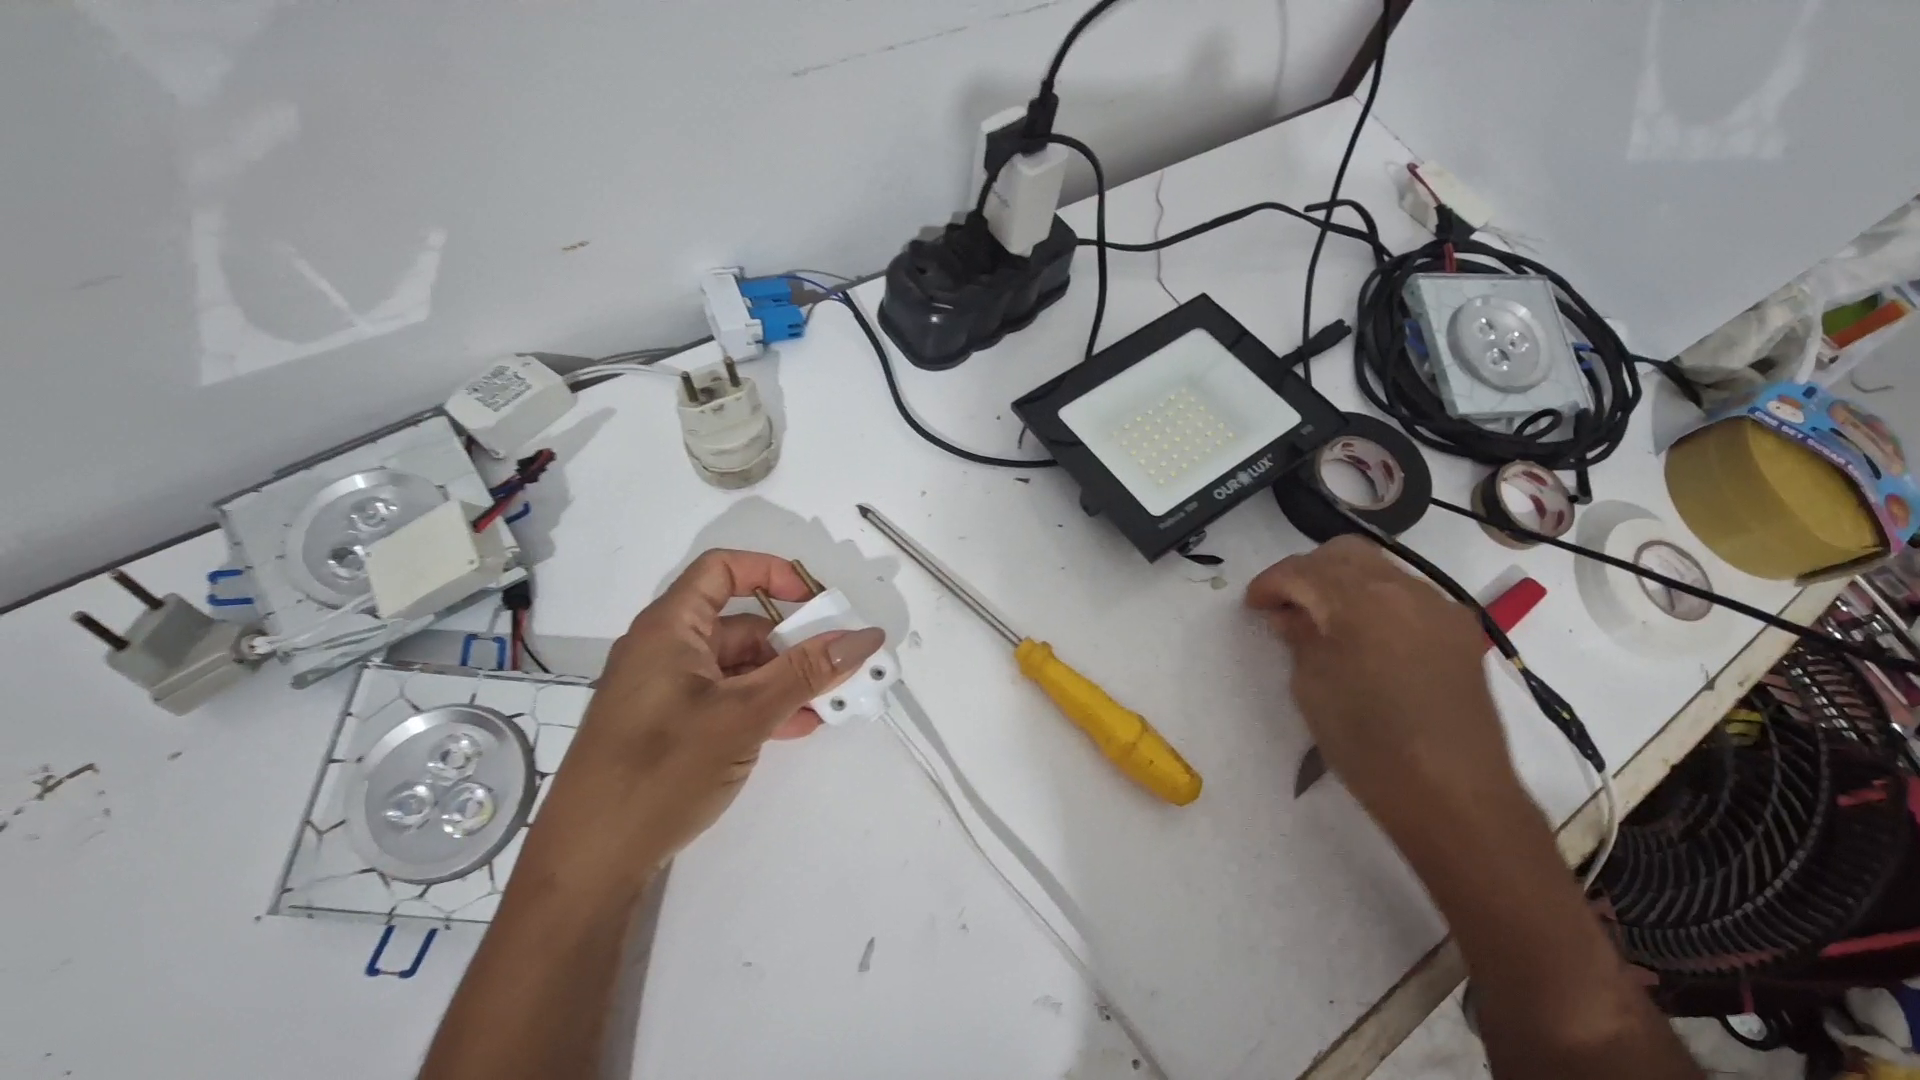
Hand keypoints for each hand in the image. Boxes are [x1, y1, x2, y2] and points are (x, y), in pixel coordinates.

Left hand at [520, 550, 884, 895]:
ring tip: (826, 705)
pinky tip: (793, 730)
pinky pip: (723, 700)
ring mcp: (663, 692)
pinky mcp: (666, 728)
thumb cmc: (663, 770)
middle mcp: (663, 650)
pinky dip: (759, 707)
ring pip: (735, 667)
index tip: (817, 603)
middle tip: (836, 666)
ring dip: (782, 680)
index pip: (723, 570)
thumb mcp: (744, 716)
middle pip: (738, 624)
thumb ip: (806, 673)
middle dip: (792, 642)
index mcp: (669, 628)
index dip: (773, 573)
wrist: (591, 859)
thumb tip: (865, 636)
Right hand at [1245, 536, 1516, 820]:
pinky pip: (1410, 596)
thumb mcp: (1312, 689)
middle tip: (1286, 605)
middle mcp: (1405, 589)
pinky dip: (1378, 602)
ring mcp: (1441, 608)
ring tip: (1324, 622)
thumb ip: (1300, 639)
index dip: (1271, 583)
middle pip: (1345, 554)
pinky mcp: (1461, 632)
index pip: (1303, 570)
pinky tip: (1365, 638)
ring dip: (1344, 583)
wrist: (1454, 795)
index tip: (1253, 606)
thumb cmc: (1368, 745)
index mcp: (1361, 601)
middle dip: (1308, 571)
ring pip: (1381, 569)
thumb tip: (1294, 616)